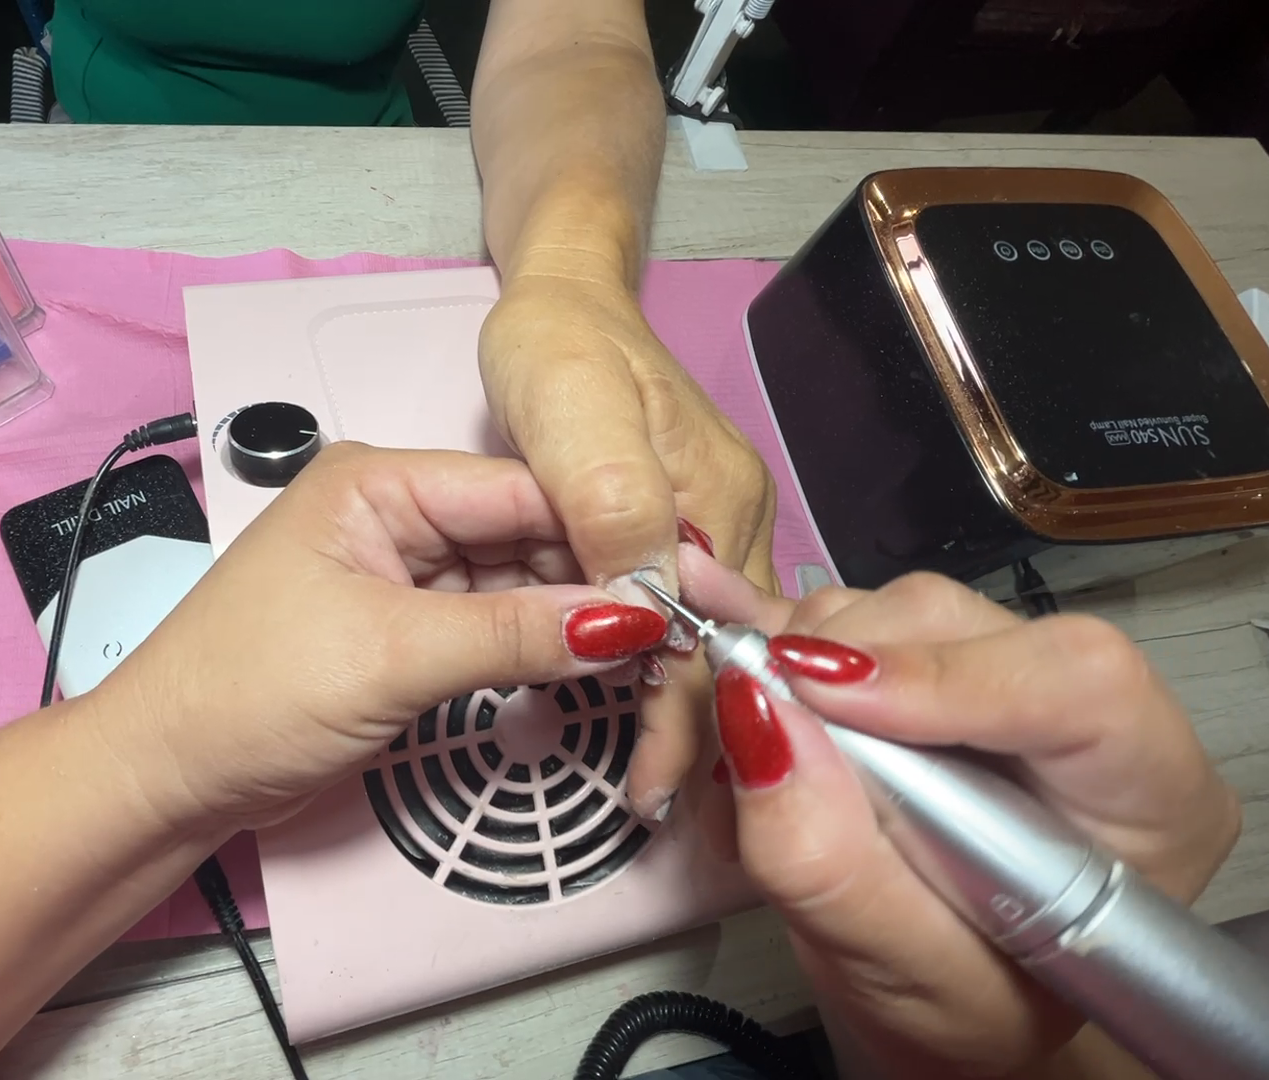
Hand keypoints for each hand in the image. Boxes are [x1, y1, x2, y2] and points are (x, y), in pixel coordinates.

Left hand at [93, 443, 672, 832]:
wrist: (170, 774)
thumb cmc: (250, 692)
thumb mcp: (390, 655)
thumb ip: (514, 632)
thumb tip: (633, 617)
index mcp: (380, 481)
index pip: (521, 491)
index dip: (606, 536)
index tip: (688, 579)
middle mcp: (398, 511)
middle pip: (526, 533)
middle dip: (599, 580)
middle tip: (688, 623)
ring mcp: (405, 569)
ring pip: (516, 580)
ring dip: (576, 616)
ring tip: (658, 648)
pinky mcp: (408, 622)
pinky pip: (493, 621)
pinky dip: (540, 644)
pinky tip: (595, 662)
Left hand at [479, 271, 776, 817]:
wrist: (561, 289)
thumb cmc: (552, 340)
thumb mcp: (565, 407)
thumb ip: (604, 503)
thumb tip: (646, 607)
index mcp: (700, 490)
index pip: (697, 620)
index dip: (676, 702)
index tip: (655, 781)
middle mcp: (717, 508)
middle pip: (705, 634)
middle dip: (679, 718)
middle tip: (648, 799)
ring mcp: (692, 512)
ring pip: (683, 624)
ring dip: (659, 695)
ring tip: (640, 774)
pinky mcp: (657, 515)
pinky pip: (656, 598)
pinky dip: (635, 649)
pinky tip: (615, 686)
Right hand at [678, 556, 1240, 1077]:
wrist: (927, 984)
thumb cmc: (953, 998)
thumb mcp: (899, 967)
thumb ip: (824, 858)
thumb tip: (755, 713)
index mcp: (1139, 792)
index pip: (1072, 681)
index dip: (936, 674)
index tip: (816, 692)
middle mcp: (1057, 704)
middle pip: (944, 622)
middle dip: (829, 662)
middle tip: (753, 720)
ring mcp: (971, 664)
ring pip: (869, 608)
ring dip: (784, 656)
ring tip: (747, 743)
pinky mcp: (896, 655)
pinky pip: (817, 610)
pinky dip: (753, 621)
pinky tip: (716, 620)